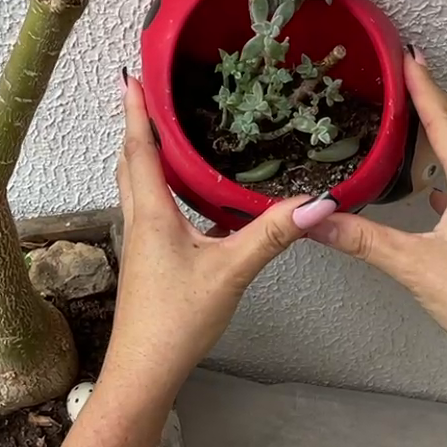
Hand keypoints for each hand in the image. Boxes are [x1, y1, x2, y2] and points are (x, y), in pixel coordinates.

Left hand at [107, 72, 336, 377]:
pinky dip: (153, 184)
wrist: (144, 369)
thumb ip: (271, 234)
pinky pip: (145, 207)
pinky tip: (177, 193)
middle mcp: (139, 221)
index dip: (135, 112)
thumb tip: (316, 202)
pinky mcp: (146, 258)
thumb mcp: (231, 272)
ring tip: (159, 131)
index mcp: (152, 214)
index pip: (140, 150)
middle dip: (135, 126)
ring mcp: (139, 241)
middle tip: (144, 95)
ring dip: (141, 154)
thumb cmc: (177, 320)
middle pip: (130, 162)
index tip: (130, 77)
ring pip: (134, 185)